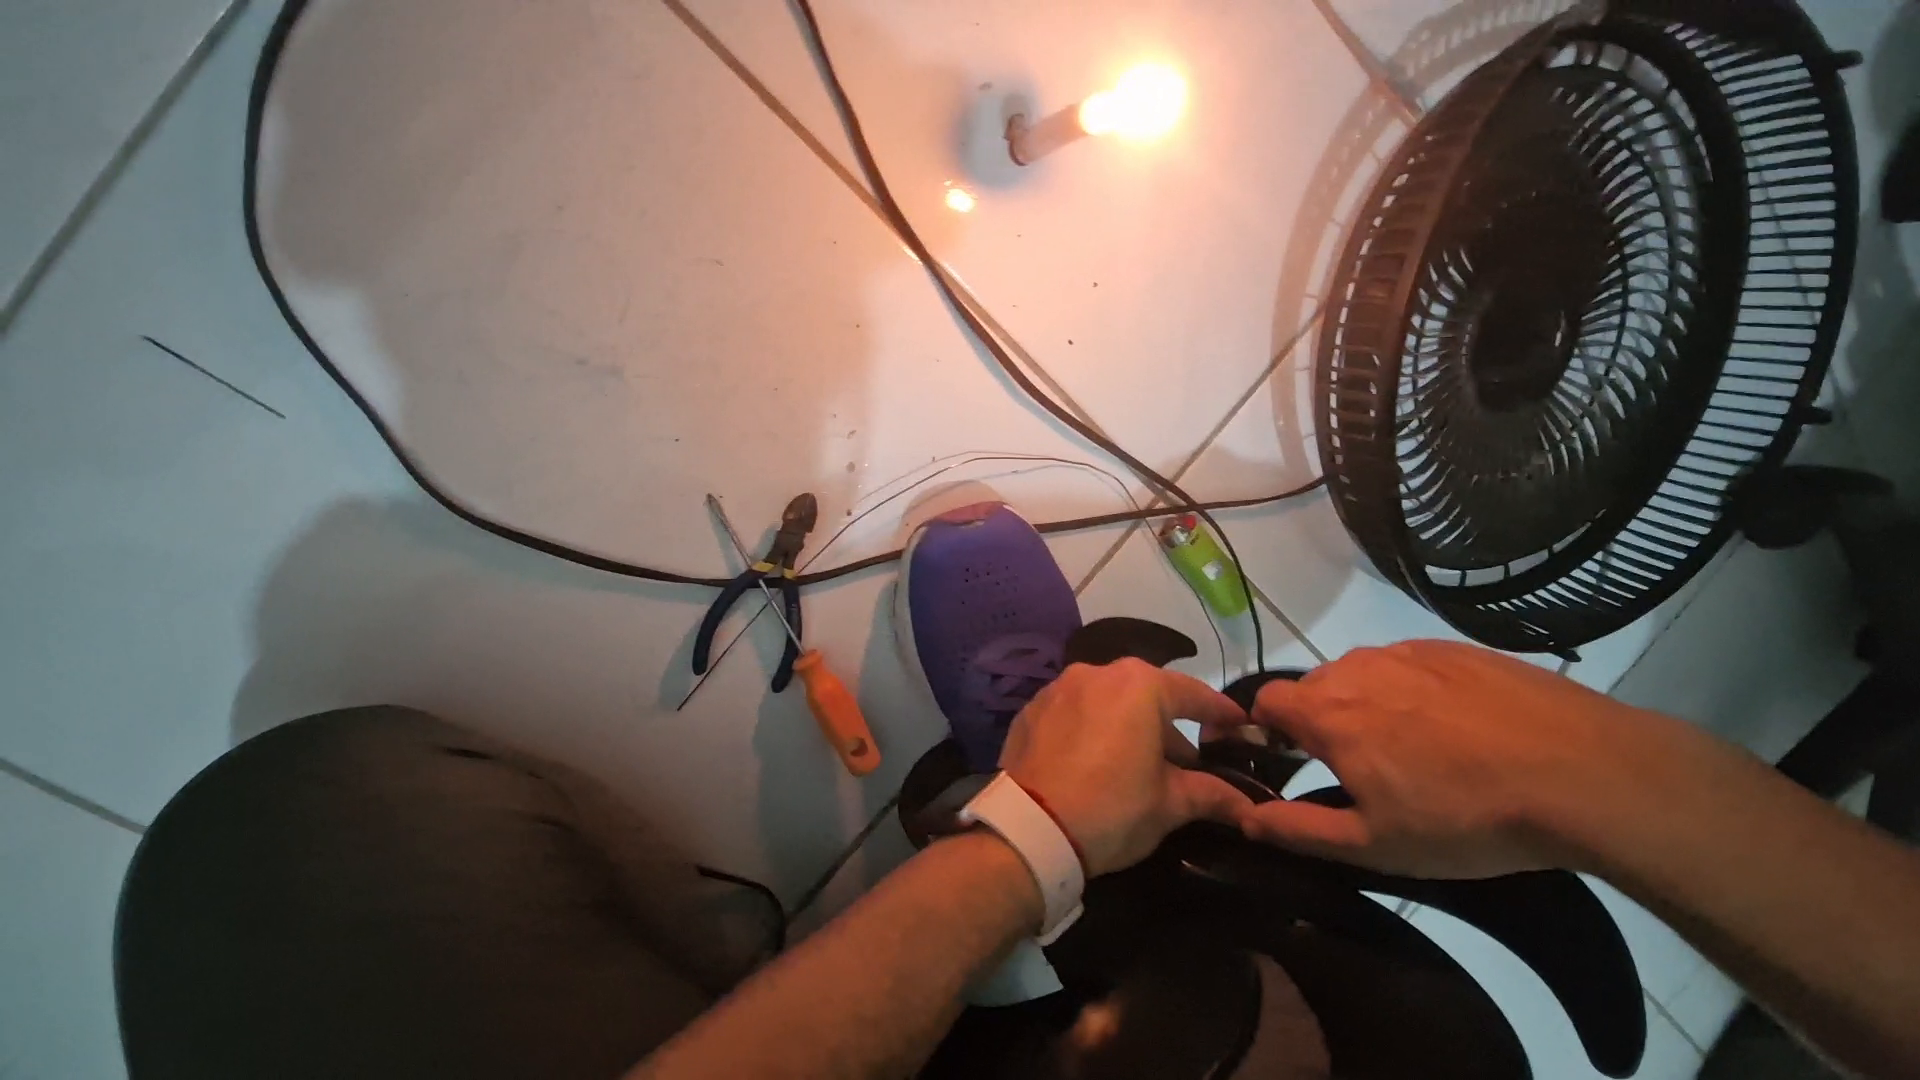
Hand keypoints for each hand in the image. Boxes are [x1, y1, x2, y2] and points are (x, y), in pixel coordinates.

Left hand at [999, 659, 1253, 877]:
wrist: (1029, 831)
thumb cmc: (1111, 809)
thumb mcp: (1169, 804)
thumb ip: (1211, 794)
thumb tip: (1246, 805)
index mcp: (1138, 685)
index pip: (1193, 694)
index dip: (1220, 713)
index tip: (1239, 726)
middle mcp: (1096, 673)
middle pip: (1146, 695)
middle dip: (1168, 726)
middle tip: (1184, 763)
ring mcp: (1058, 688)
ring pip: (1107, 702)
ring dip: (1127, 726)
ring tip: (1137, 766)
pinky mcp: (1030, 710)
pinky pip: (1073, 714)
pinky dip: (1090, 731)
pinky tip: (1094, 763)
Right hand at [1238, 640, 1683, 878]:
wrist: (1585, 775)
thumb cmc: (1466, 817)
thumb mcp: (1375, 844)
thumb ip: (1299, 828)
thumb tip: (1244, 817)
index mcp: (1328, 713)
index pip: (1265, 701)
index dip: (1266, 729)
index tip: (1289, 759)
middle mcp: (1356, 669)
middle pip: (1313, 686)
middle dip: (1318, 719)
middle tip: (1359, 764)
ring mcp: (1408, 653)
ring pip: (1362, 673)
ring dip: (1366, 703)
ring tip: (1414, 747)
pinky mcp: (1455, 648)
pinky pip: (1409, 666)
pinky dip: (1413, 691)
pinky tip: (1456, 727)